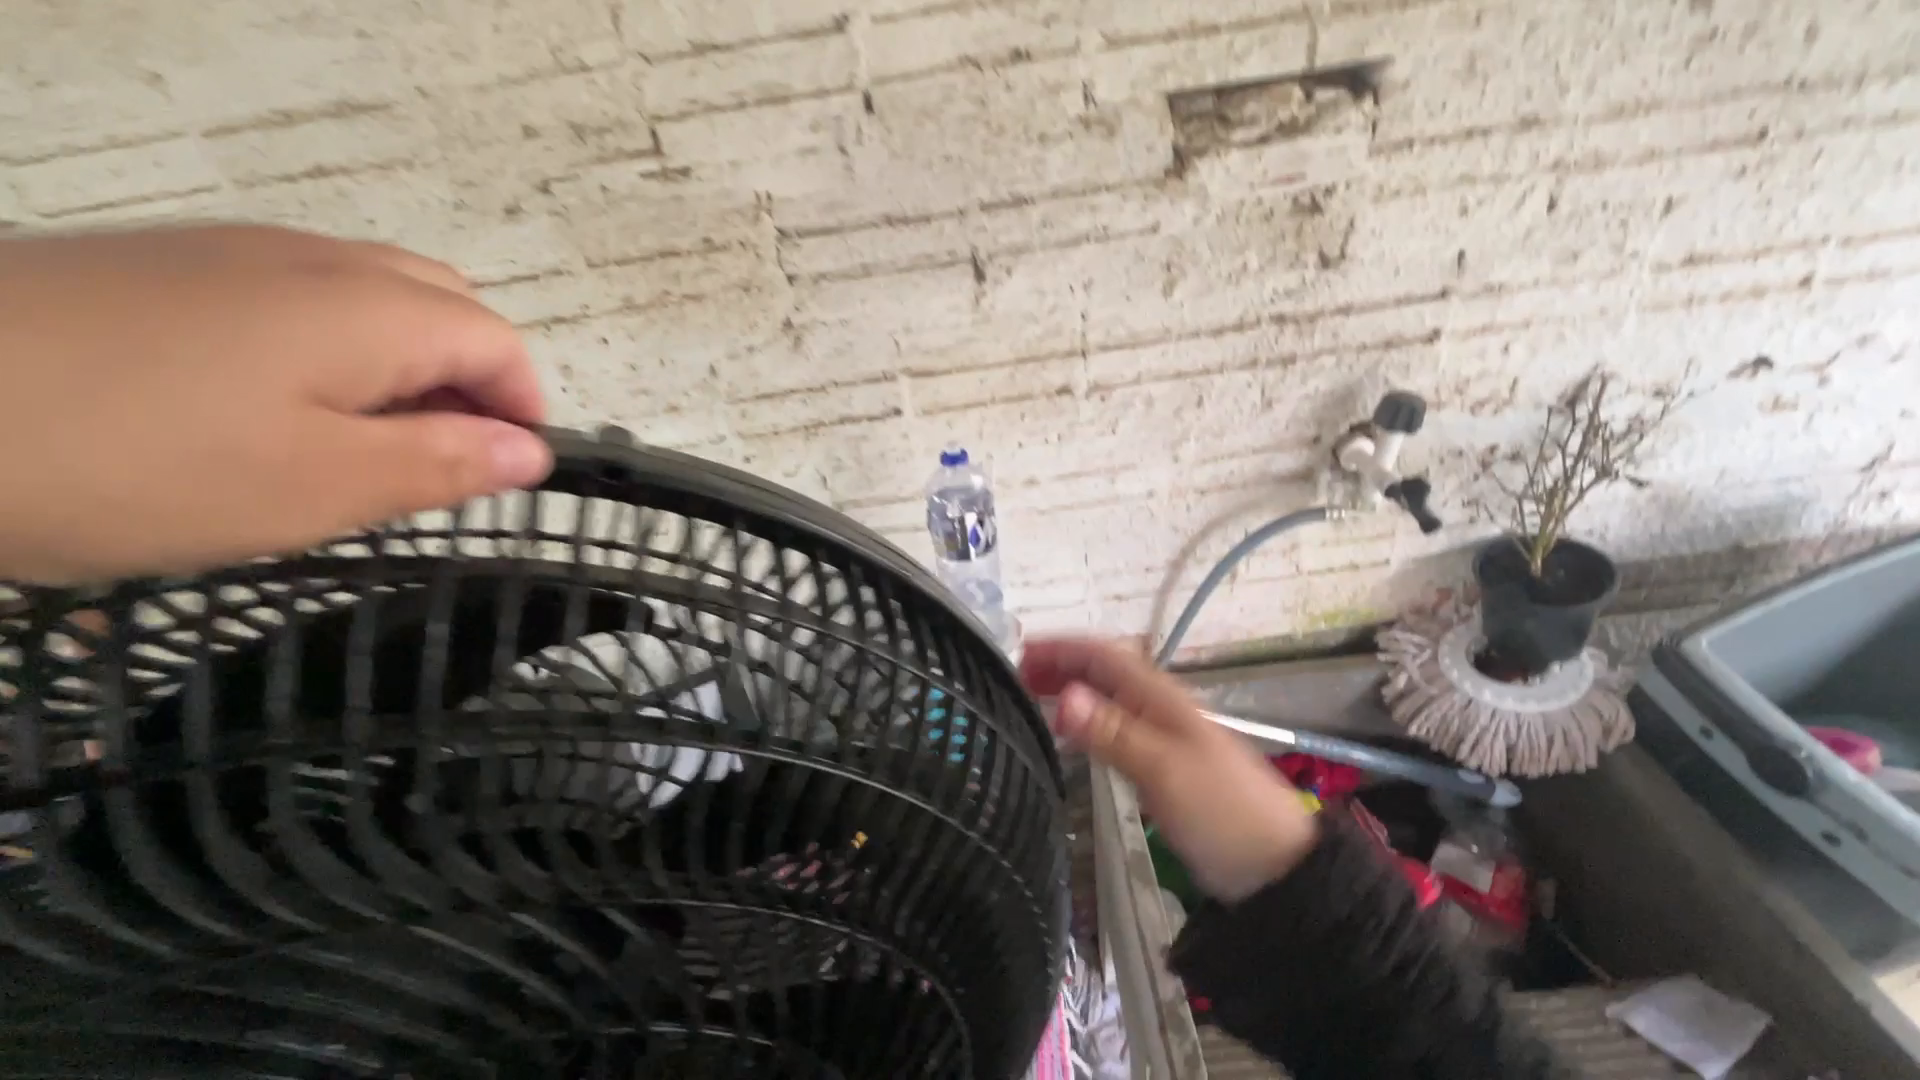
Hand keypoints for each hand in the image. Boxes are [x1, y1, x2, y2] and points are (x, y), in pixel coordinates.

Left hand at [0, 225, 552, 583]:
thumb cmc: (134, 458)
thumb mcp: (320, 485)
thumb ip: (444, 464)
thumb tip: (531, 452)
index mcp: (372, 309)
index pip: (499, 344)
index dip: (524, 409)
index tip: (506, 476)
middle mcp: (317, 260)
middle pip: (446, 306)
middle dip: (470, 380)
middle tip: (436, 461)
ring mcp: (234, 252)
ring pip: (372, 299)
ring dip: (402, 365)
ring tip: (355, 444)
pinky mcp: (165, 266)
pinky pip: (297, 298)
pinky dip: (330, 349)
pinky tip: (269, 408)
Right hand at [1022, 637, 1319, 902]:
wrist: (1275, 865)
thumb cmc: (1221, 811)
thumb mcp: (1163, 769)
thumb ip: (1112, 732)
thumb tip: (1062, 697)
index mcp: (1160, 697)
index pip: (1104, 654)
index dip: (1061, 648)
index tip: (1020, 653)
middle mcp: (1158, 706)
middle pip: (1104, 671)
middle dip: (1061, 665)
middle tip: (1017, 678)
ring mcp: (1162, 735)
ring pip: (1108, 697)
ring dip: (1071, 690)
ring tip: (1033, 700)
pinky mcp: (1162, 765)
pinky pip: (1114, 726)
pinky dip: (1086, 721)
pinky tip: (1072, 737)